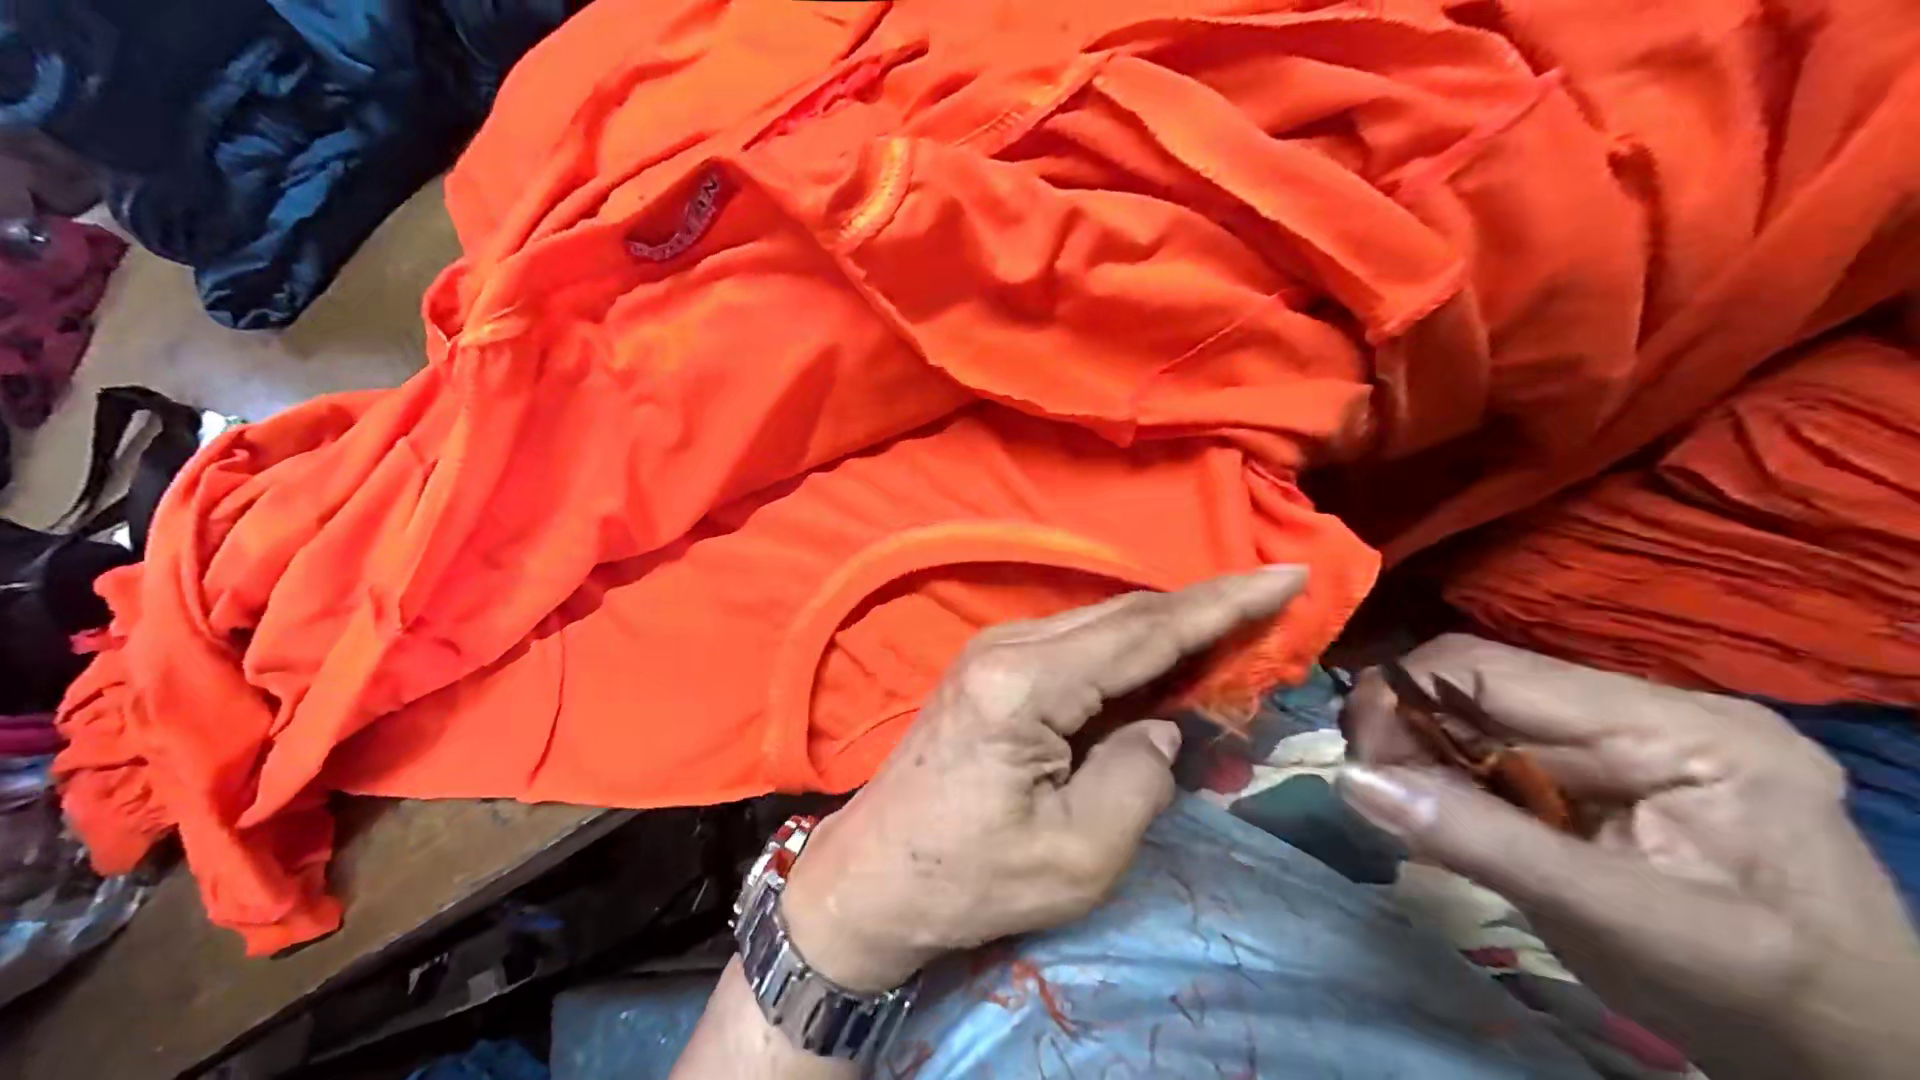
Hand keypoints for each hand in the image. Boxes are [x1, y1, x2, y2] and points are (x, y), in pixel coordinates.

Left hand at [779, 566, 1309, 991]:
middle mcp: (1008, 646)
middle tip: (1272, 603)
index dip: (1222, 604)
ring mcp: (993, 650)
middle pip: (1125, 615)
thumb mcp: (1076, 856)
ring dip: (1167, 627)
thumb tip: (1162, 728)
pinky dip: (1128, 647)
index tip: (1285, 575)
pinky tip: (1161, 661)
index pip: (1145, 632)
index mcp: (1026, 685)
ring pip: (1101, 623)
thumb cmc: (969, 879)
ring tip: (1232, 631)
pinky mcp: (989, 667)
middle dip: (1202, 608)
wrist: (874, 877)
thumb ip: (1138, 780)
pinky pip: (1076, 642)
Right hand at [1339, 635, 1919, 1079]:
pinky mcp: (1606, 765)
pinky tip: (1441, 810)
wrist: (1855, 1063)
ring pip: (1480, 715)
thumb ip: (1485, 844)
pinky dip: (1453, 776)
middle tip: (1369, 785)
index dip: (1402, 696)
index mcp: (1683, 729)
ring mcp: (1629, 735)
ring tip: (1400, 804)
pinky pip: (1499, 749)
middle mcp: (1651, 710)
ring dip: (1424, 754)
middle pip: (1481, 685)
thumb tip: (1353, 781)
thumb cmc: (1763, 1000)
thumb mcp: (1624, 925)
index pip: (1496, 670)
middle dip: (1407, 728)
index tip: (1356, 758)